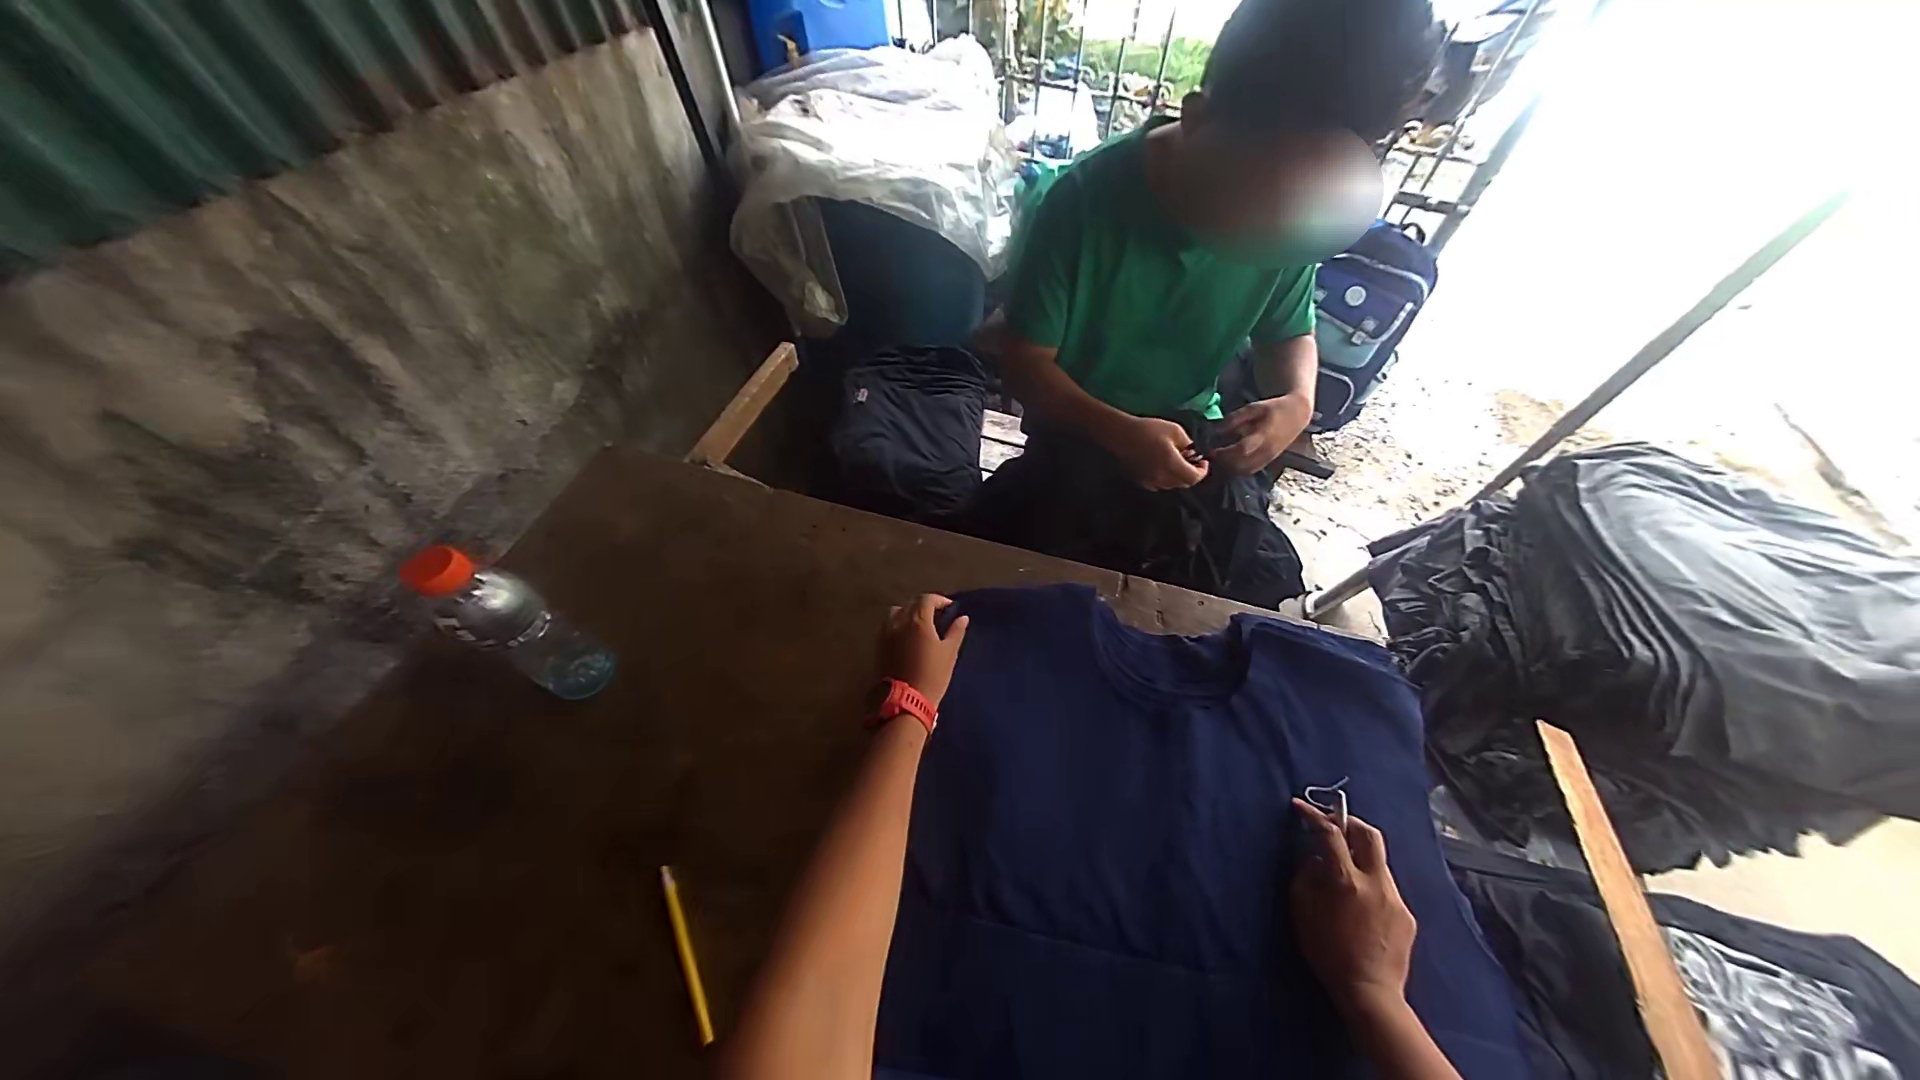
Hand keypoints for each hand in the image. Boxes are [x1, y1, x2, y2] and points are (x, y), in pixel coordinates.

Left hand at [878, 594, 969, 708]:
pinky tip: (907, 635)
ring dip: (909, 612)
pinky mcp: (878, 645)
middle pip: (911, 604)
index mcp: (918, 620)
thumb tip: (962, 617)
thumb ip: (956, 632)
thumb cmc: (932, 676)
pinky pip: (888, 625)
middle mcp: (899, 622)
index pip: (927, 599)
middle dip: (925, 605)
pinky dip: (898, 623)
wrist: (905, 701)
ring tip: (920, 624)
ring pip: (896, 612)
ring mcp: (886, 633)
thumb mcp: (949, 653)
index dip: (939, 600)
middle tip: (938, 615)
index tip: (950, 608)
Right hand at [1108, 416, 1207, 489]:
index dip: (1202, 471)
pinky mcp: (1142, 481)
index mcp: (1173, 465)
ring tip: (1177, 462)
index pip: (1194, 478)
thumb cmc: (1149, 430)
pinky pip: (1159, 484)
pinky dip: (1166, 478)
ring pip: (1171, 485)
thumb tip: (1192, 453)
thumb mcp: (1175, 431)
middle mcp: (1162, 478)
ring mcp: (1151, 482)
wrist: (1121, 435)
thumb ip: (1188, 444)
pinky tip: (1162, 466)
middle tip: (1191, 460)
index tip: (1203, 461)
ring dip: (1178, 476)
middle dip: (1191, 473)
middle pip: (1184, 483)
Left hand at [1211, 395, 1311, 475]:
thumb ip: (1235, 418)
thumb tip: (1217, 429)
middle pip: (1241, 465)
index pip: (1242, 450)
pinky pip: (1250, 471)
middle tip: (1212, 455)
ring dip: (1229, 468)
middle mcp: (1266, 450)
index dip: (1225, 453)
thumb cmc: (1274, 408)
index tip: (1212, 450)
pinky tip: (1229, 461)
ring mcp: (1268, 458)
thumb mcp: (1254, 407)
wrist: (1297, 415)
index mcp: (1263, 435)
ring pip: (1244, 471)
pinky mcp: (1268, 462)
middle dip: (1223, 462)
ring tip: (1219, 458)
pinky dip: (1237, 470)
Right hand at [1290, 798, 1416, 1018]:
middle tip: (1331, 824)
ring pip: (1378, 860)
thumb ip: (1306, 872)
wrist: (1369, 992)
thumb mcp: (1301, 906)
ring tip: (1342, 865)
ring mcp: (1395, 898)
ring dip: (1359, 854)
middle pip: (1369, 834)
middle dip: (1349, 821)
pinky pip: (1385, 886)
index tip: (1299, 806)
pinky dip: (1369, 880)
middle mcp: (1375, 883)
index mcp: (1345, 879)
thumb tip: (1315, 853)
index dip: (1314, 814)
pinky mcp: (1407, 915)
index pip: (1331, 832)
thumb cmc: (1325, 949)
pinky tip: (1358, 900)